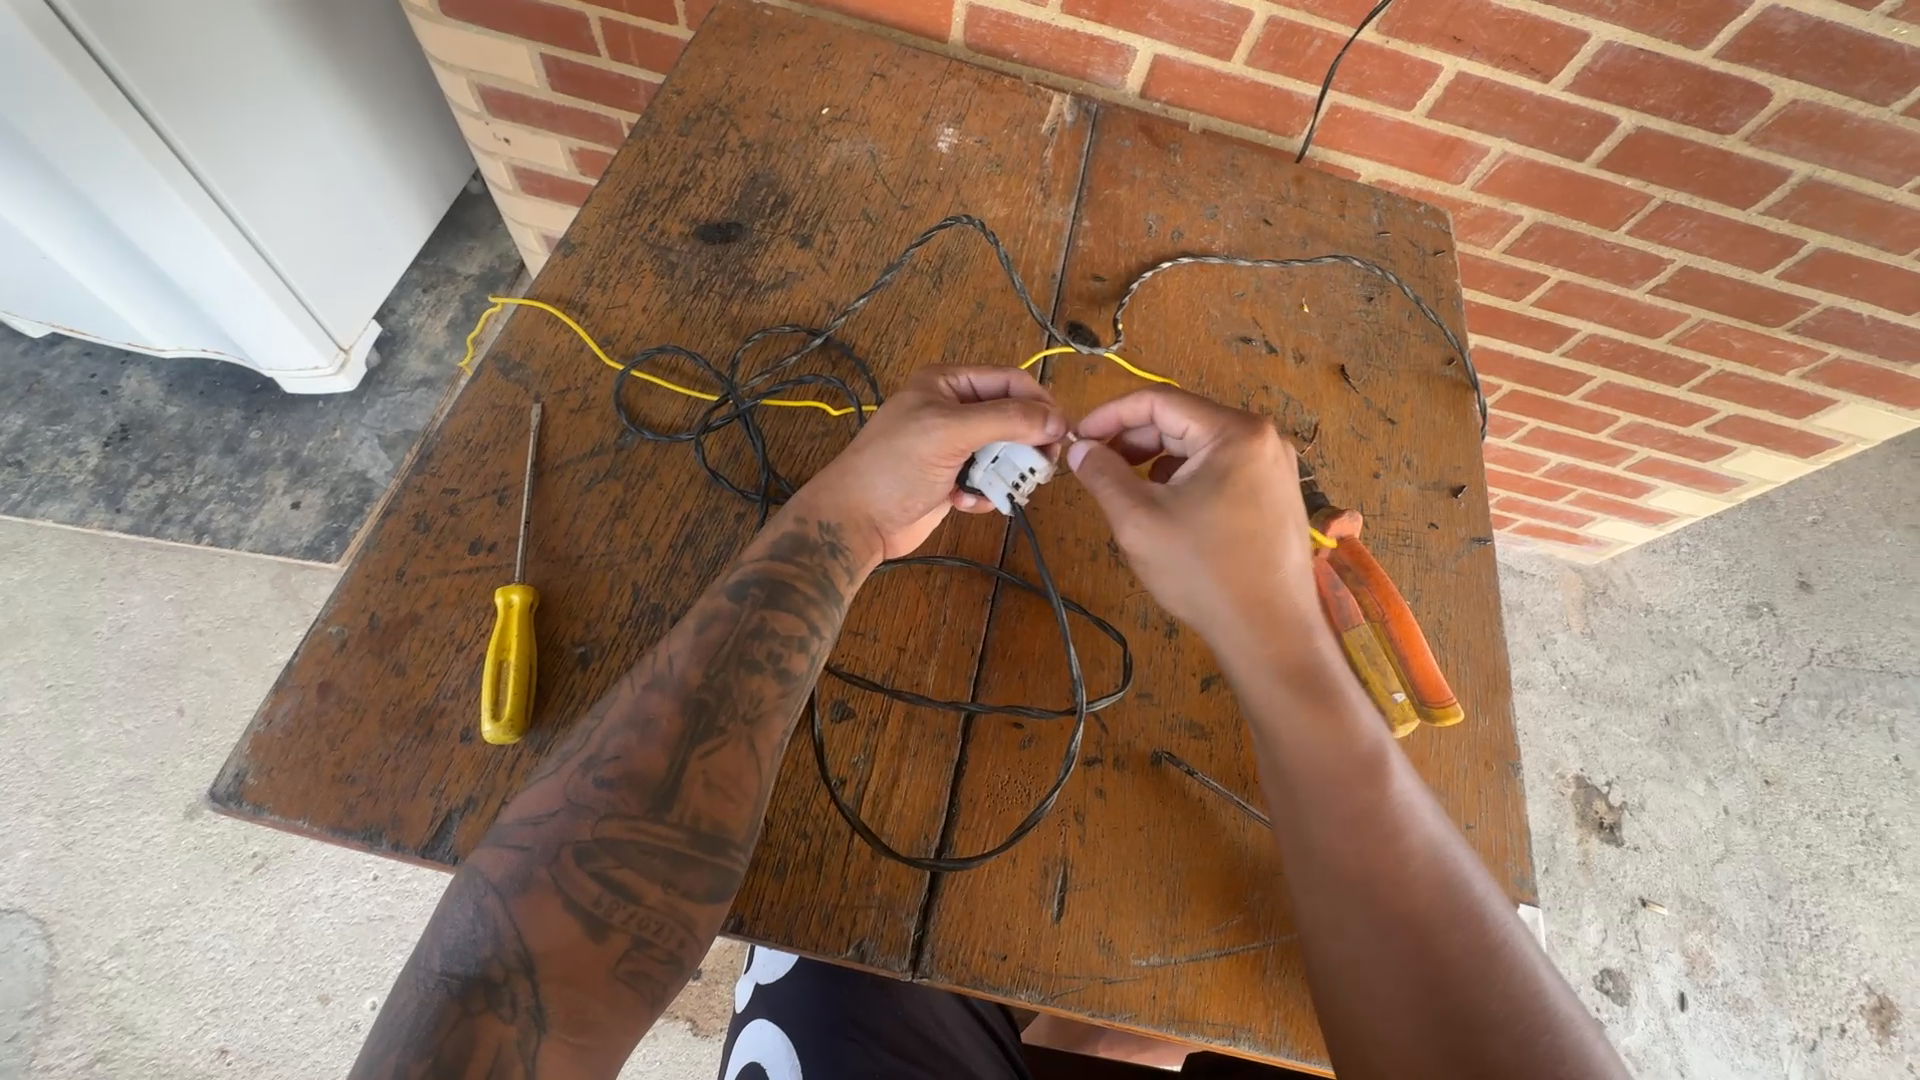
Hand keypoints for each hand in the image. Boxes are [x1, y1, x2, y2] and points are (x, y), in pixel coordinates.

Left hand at [796, 366, 1065, 561]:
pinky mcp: (951, 479)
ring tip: (1003, 489)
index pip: (1010, 382)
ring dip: (1006, 473)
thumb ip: (1008, 420)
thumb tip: (1059, 420)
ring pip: (1003, 453)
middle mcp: (952, 409)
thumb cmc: (897, 466)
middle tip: (1042, 468)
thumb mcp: (951, 432)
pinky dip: (985, 493)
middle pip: (1012, 418)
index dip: (1040, 405)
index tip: (1062, 434)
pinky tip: (966, 503)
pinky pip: (987, 480)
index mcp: (947, 383)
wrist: (857, 520)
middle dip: (1026, 444)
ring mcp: (952, 446)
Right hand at [1067, 387, 1328, 654]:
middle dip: (1131, 440)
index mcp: (1234, 432)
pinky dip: (1183, 479)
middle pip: (1181, 421)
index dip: (1110, 415)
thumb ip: (1102, 474)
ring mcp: (1274, 467)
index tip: (1077, 438)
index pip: (1159, 401)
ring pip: (1198, 448)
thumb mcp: (1138, 519)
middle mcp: (1262, 438)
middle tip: (1093, 466)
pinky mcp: (1275, 495)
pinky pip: (1218, 470)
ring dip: (1154, 460)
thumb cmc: (1202, 571)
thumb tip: (1078, 449)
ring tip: (1122, 489)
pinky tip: (1162, 507)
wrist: (1269, 632)